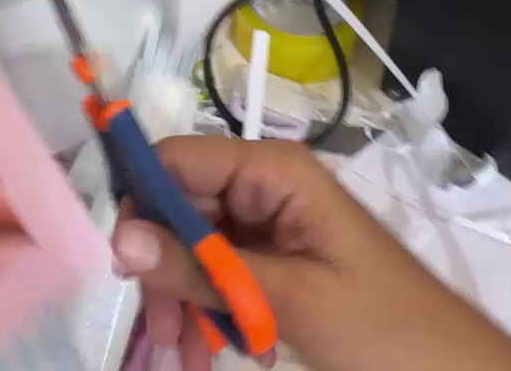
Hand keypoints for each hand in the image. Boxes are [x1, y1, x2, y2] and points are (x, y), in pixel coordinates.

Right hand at [111, 137, 510, 370]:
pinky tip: (202, 351)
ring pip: (193, 245)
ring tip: (180, 353)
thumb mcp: (291, 301)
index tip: (120, 261)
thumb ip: (203, 268)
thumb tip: (120, 238)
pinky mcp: (275, 264)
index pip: (179, 160)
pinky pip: (218, 275)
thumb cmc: (391, 334)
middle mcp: (265, 186)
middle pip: (180, 206)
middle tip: (158, 331)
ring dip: (179, 297)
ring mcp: (270, 226)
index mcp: (273, 170)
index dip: (142, 200)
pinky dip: (203, 311)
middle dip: (161, 265)